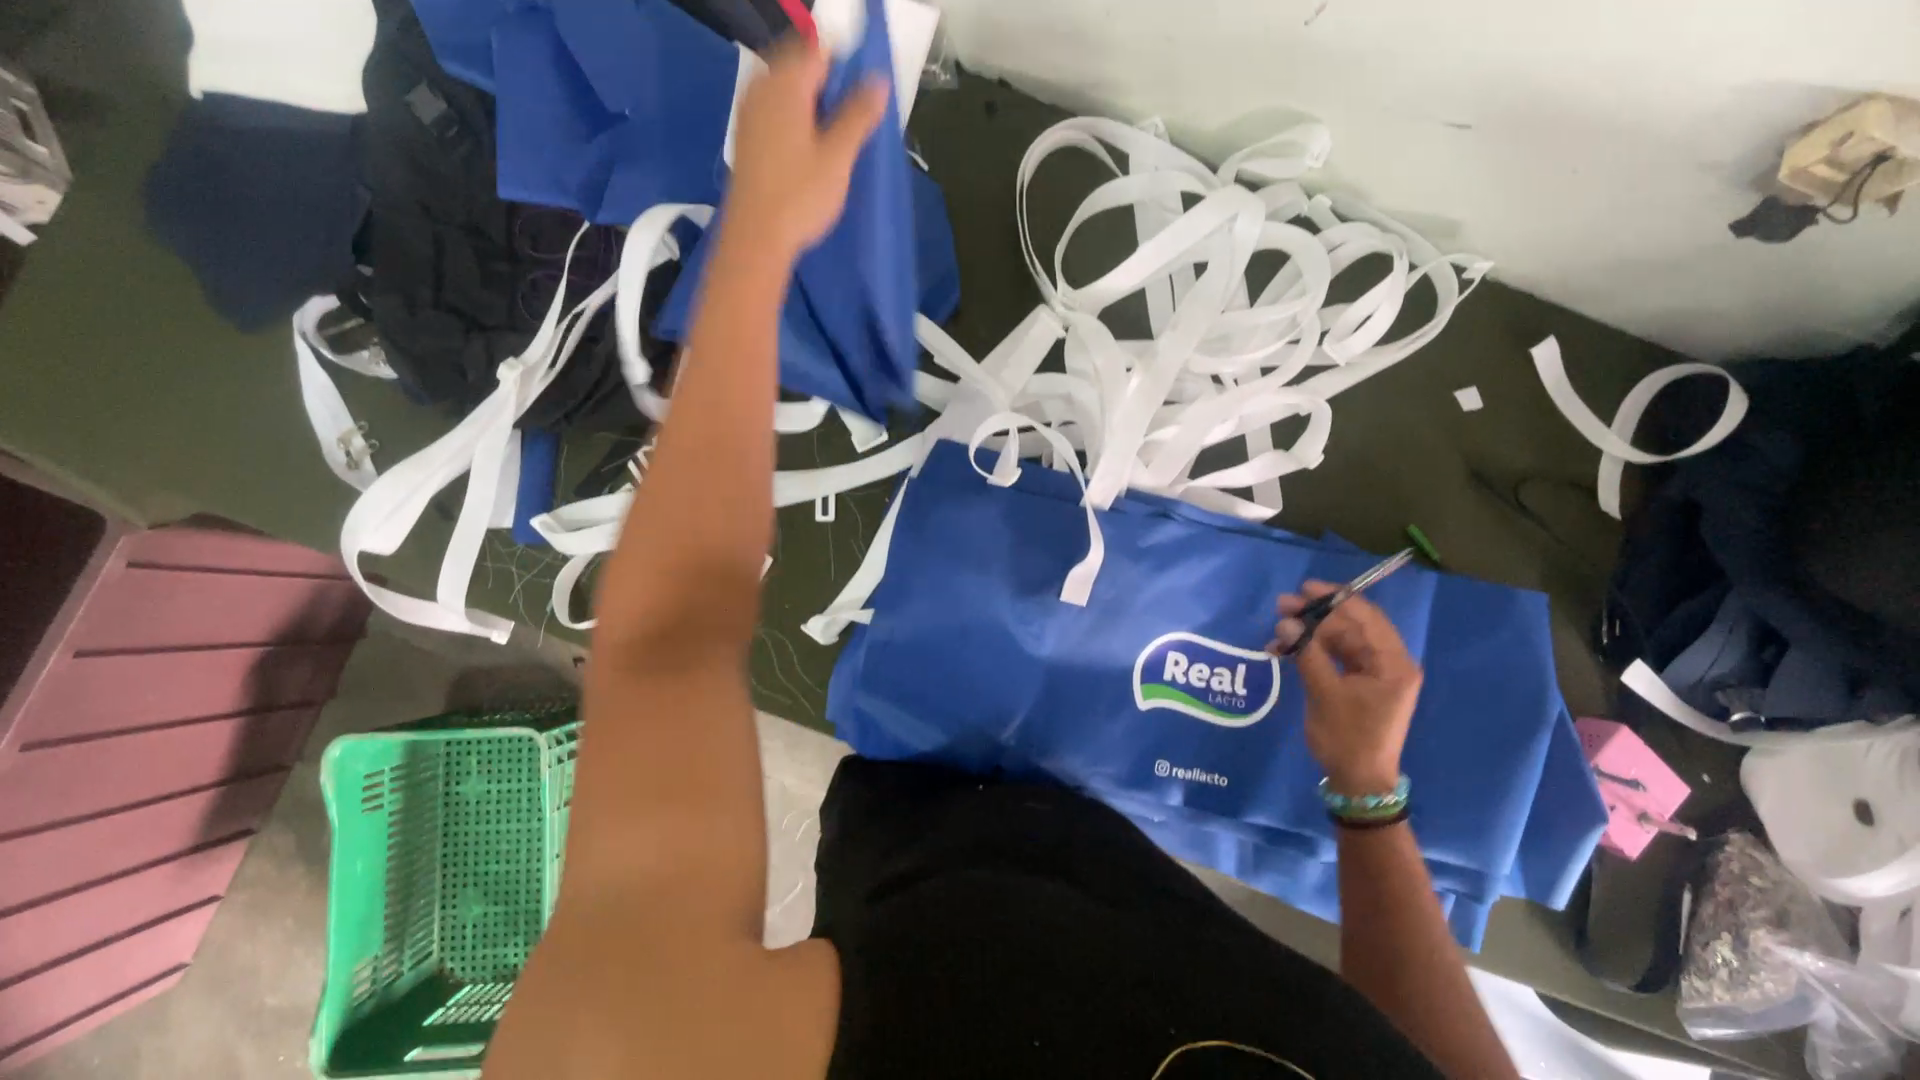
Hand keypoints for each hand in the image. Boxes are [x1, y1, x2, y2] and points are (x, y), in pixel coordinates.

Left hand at [725, 38, 889, 260]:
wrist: (756, 239)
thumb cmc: (800, 197)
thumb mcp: (839, 156)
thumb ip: (859, 114)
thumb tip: (879, 82)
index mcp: (785, 85)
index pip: (822, 54)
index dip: (848, 72)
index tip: (865, 104)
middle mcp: (762, 89)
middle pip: (803, 70)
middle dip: (831, 90)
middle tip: (852, 127)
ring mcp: (750, 112)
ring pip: (790, 93)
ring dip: (815, 109)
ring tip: (836, 143)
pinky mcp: (747, 137)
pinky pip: (777, 113)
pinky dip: (797, 122)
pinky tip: (811, 152)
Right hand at [1274, 581, 1422, 796]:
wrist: (1358, 782)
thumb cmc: (1348, 738)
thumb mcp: (1325, 694)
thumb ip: (1307, 653)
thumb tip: (1286, 622)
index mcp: (1394, 663)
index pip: (1366, 618)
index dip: (1335, 599)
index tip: (1304, 588)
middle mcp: (1389, 664)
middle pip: (1353, 627)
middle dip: (1317, 615)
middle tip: (1283, 605)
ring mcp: (1375, 675)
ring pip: (1342, 641)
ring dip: (1311, 632)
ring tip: (1279, 627)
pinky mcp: (1360, 685)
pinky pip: (1336, 657)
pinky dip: (1313, 651)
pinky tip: (1287, 649)